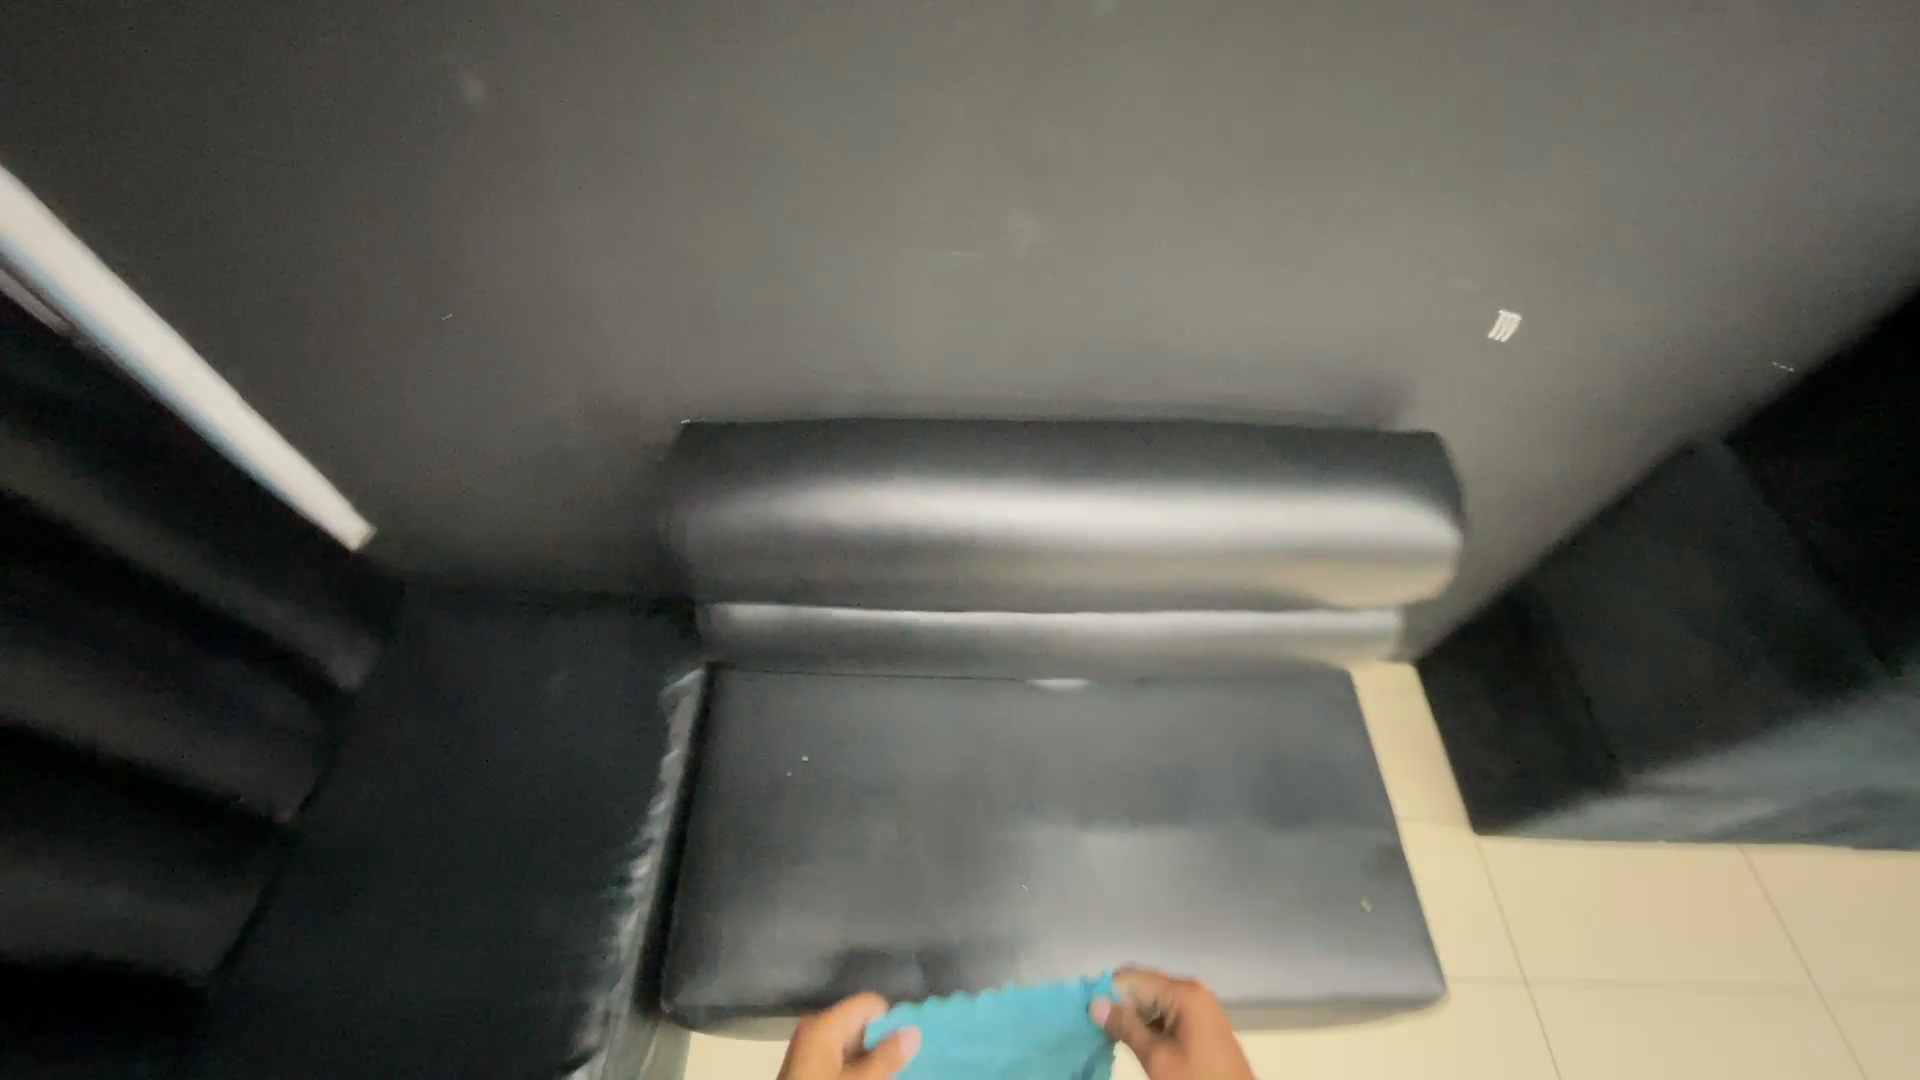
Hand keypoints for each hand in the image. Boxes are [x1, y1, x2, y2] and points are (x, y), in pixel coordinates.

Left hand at [778, 993, 921, 1079]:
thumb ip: (887, 1058)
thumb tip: (914, 1031)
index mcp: (824, 1024)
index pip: (870, 1004)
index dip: (891, 1023)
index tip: (904, 1051)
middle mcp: (815, 1029)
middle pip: (861, 1024)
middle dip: (881, 1046)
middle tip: (896, 1071)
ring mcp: (809, 1051)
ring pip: (852, 1046)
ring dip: (870, 1062)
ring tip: (884, 1077)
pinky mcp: (807, 1070)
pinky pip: (839, 1061)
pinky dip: (855, 1071)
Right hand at [1090, 969, 1254, 1079]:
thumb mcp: (1157, 1058)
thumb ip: (1125, 1027)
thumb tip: (1094, 1003)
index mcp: (1183, 992)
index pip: (1133, 978)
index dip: (1107, 992)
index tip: (1086, 1012)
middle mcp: (1191, 990)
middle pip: (1143, 986)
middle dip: (1119, 1004)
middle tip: (1097, 1027)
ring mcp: (1198, 1006)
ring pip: (1152, 1001)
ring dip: (1132, 1016)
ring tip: (1111, 1036)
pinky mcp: (1200, 1023)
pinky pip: (1165, 1013)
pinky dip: (1148, 1024)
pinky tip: (1134, 1040)